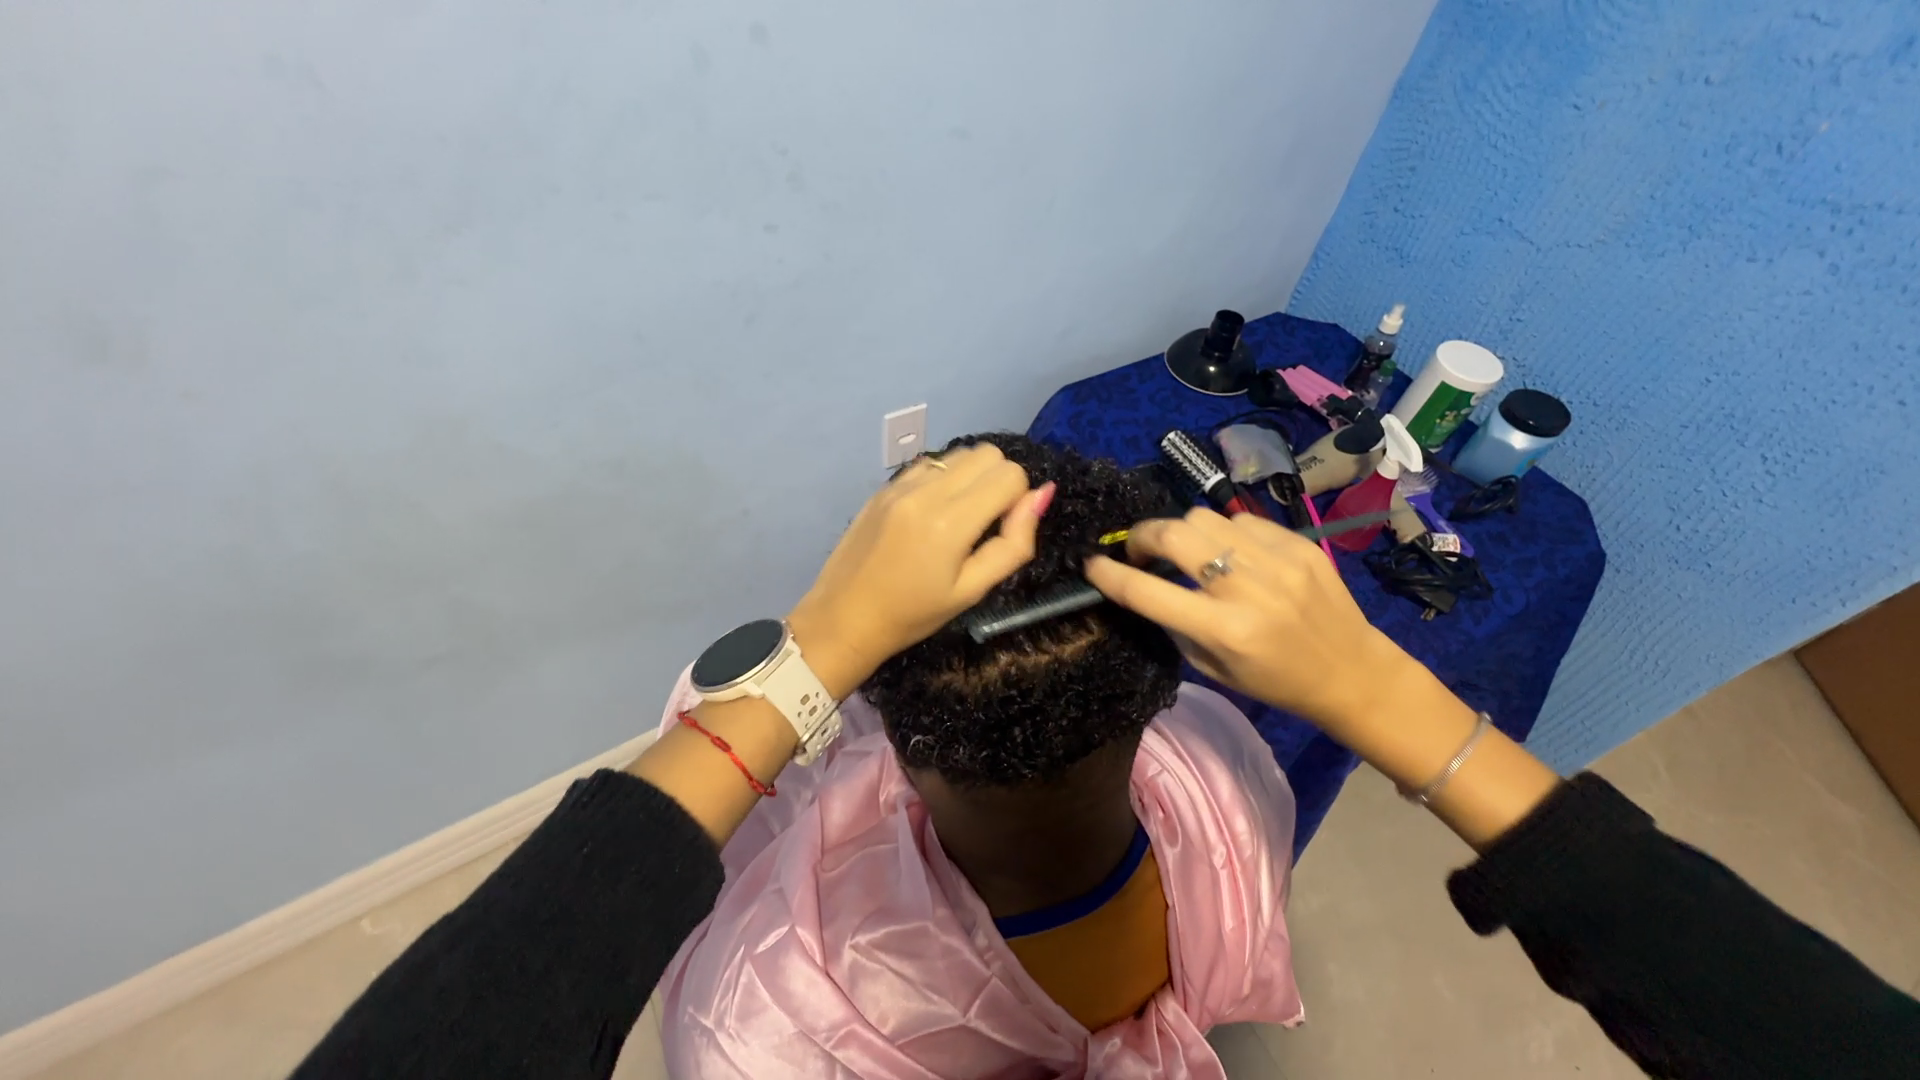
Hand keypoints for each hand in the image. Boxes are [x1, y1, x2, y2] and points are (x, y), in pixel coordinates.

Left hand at [788, 444, 1051, 696]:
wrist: (844, 618)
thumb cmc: (914, 615)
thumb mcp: (973, 590)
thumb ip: (1014, 543)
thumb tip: (1042, 494)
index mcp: (950, 522)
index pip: (1010, 475)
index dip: (1018, 500)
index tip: (1001, 530)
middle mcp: (926, 491)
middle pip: (988, 453)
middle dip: (999, 481)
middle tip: (985, 522)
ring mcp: (900, 484)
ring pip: (959, 453)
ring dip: (972, 477)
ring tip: (959, 517)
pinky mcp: (884, 487)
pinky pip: (930, 463)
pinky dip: (944, 479)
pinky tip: (932, 513)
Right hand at [1084, 507, 1414, 731]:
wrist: (1352, 671)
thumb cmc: (1274, 681)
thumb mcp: (1212, 668)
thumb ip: (1175, 624)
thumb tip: (1144, 583)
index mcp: (1223, 630)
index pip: (1147, 591)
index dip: (1110, 575)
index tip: (1093, 566)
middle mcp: (1247, 589)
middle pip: (1174, 534)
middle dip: (1143, 536)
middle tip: (1141, 551)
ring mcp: (1278, 560)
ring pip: (1204, 517)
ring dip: (1184, 533)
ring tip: (1190, 553)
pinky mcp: (1299, 544)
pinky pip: (1241, 520)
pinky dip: (1224, 533)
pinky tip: (1232, 554)